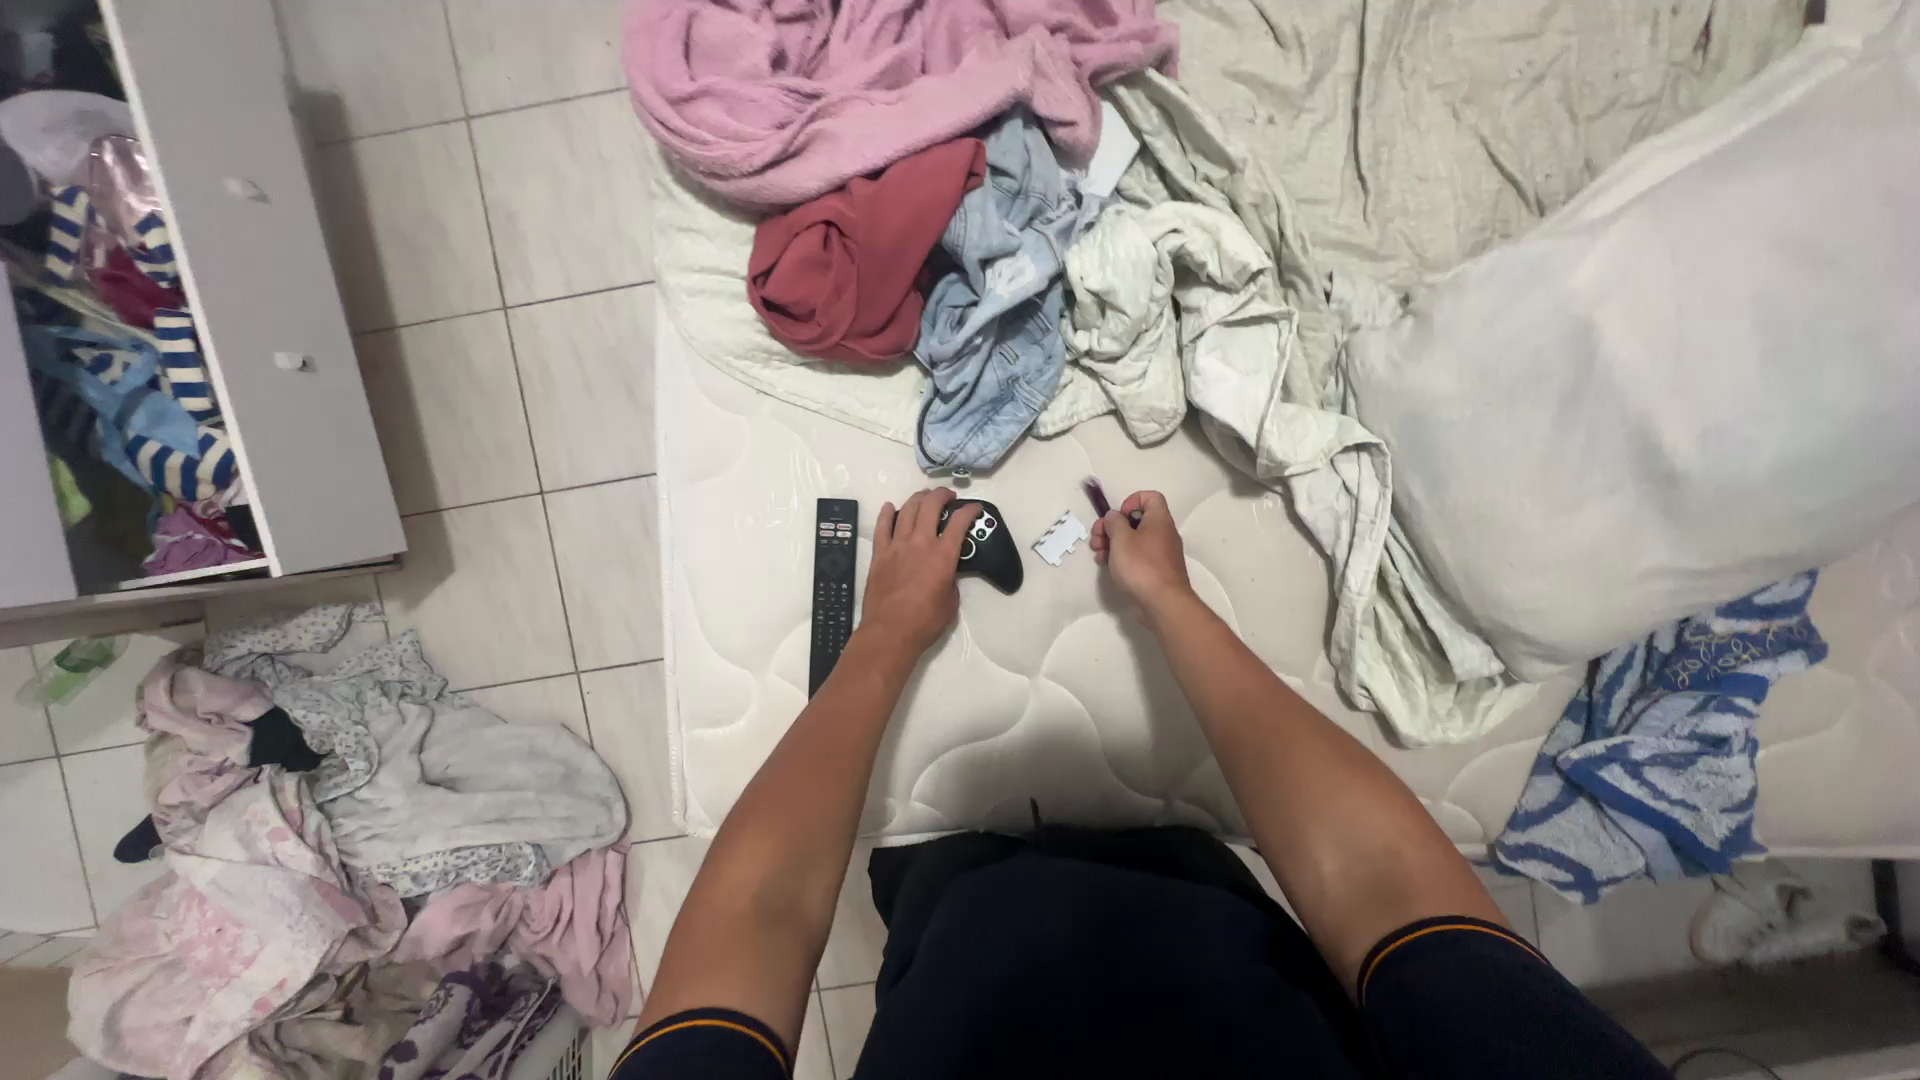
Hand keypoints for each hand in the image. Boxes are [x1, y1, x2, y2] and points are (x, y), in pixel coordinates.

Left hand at [860, 488, 982, 657]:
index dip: (970, 510)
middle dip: (942, 495)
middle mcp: (920, 543)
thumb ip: (951, 579)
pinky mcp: (879, 554)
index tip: (974, 508)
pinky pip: (882, 527)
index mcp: (942, 555)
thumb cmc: (925, 621)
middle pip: (930, 505)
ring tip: (924, 497)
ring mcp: (897, 546)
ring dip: (918, 499)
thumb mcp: (951, 601)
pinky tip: (889, 507)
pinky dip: (886, 514)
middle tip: (948, 496)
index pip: (959, 522)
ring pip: (906, 510)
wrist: (890, 631)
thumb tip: (946, 572)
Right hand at [1090, 490, 1194, 620]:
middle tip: (1097, 538)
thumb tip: (1114, 517)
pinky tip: (1107, 566)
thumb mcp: (1121, 538)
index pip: (1150, 497)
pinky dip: (1122, 557)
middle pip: (1136, 520)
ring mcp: (1160, 553)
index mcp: (1159, 520)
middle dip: (1112, 527)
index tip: (1118, 517)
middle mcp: (1163, 533)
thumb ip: (1114, 522)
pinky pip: (1137, 556)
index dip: (1131, 501)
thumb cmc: (1141, 565)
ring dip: (1113, 543)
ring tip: (1098, 553)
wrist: (1162, 602)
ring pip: (1134, 540)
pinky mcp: (1156, 571)